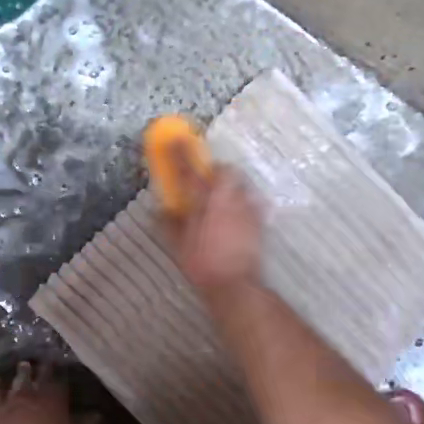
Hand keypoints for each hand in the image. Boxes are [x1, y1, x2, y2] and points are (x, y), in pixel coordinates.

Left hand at [0, 363, 80, 423]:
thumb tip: (98, 415)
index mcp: (55, 404)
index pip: (60, 385)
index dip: (61, 376)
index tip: (62, 367)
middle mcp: (34, 397)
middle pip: (40, 379)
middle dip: (44, 370)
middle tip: (44, 360)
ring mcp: (12, 403)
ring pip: (18, 383)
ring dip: (22, 372)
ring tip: (23, 363)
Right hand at [162, 151, 263, 292]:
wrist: (236, 284)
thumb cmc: (202, 263)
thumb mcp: (178, 245)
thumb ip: (170, 223)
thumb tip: (162, 210)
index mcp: (206, 199)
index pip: (190, 170)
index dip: (180, 153)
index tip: (174, 140)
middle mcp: (229, 197)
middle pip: (225, 171)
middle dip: (215, 171)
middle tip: (203, 182)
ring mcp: (248, 207)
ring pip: (240, 184)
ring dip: (229, 186)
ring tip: (220, 201)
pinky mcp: (260, 220)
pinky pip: (251, 201)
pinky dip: (241, 203)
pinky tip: (235, 217)